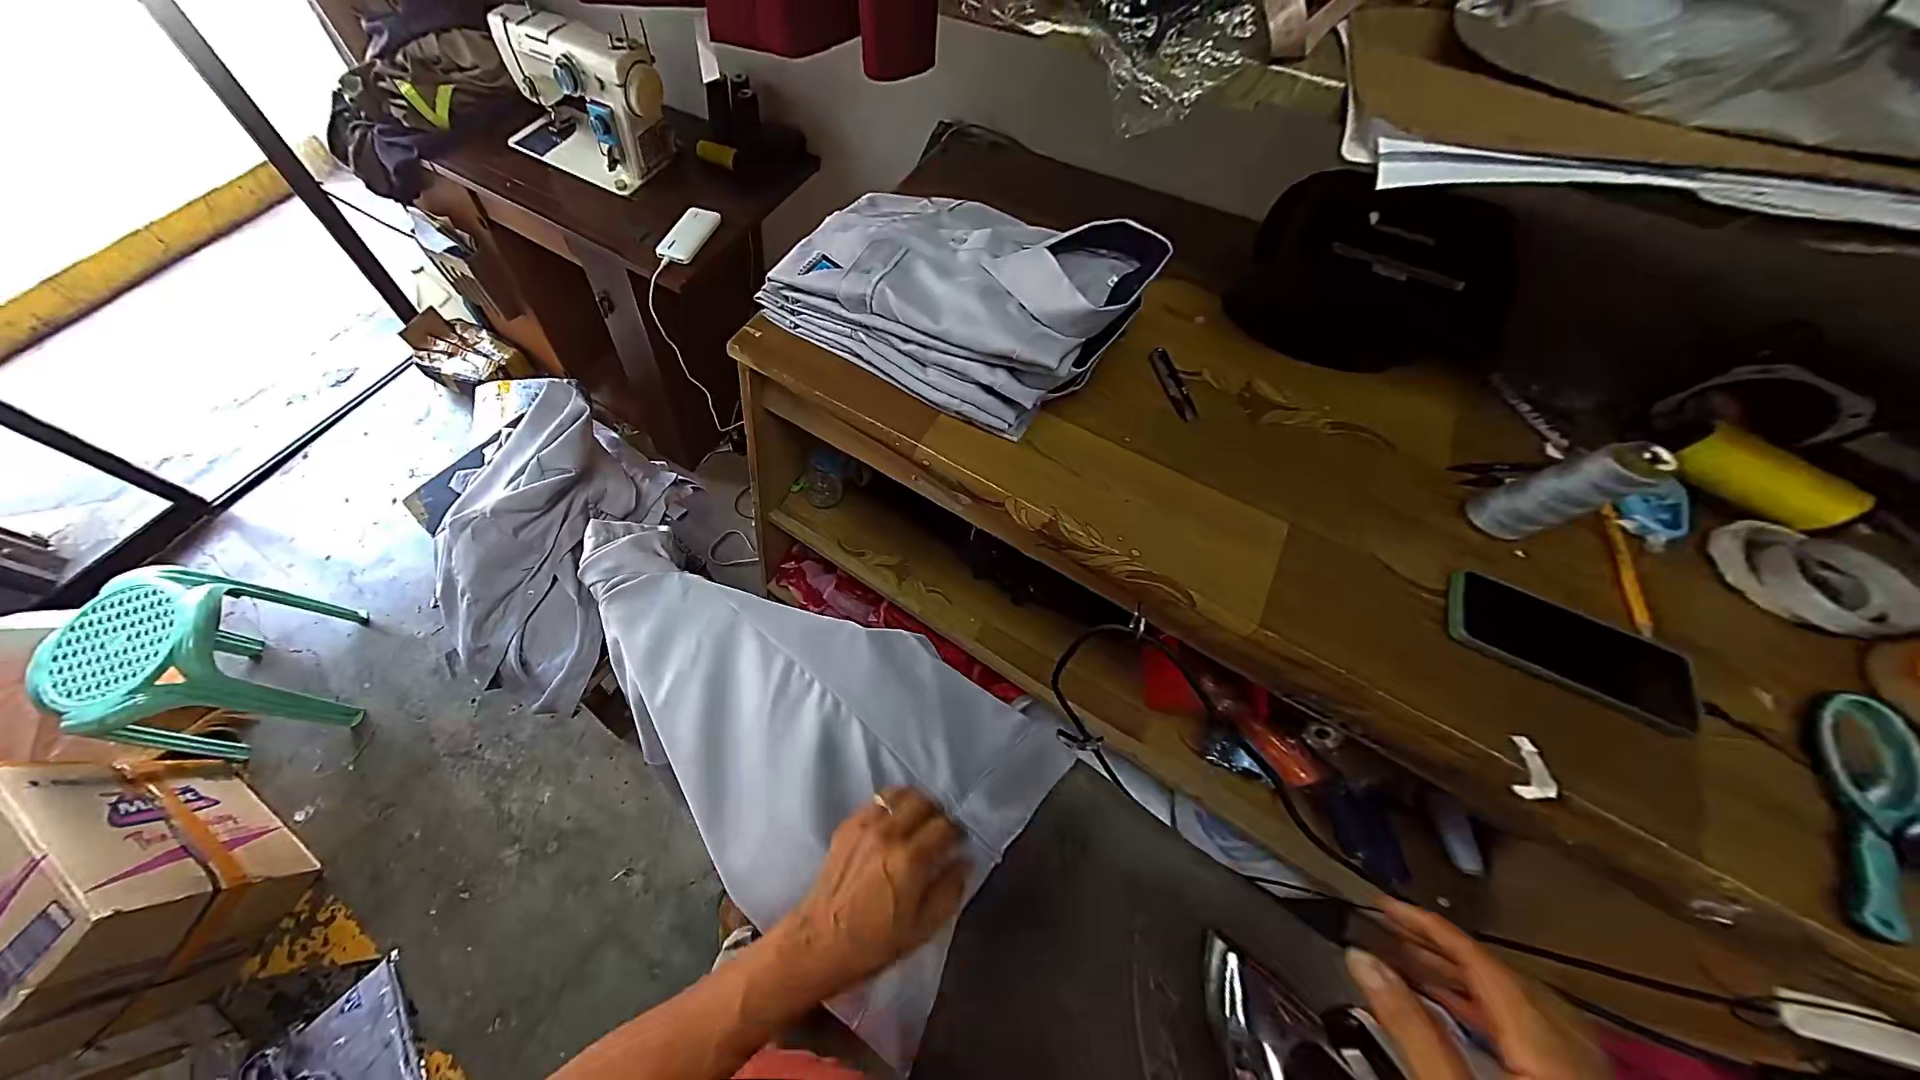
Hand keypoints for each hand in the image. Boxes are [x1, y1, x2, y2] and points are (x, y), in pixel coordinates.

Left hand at [773, 786, 969, 998]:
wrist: (820, 942)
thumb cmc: (874, 942)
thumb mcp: (922, 928)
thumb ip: (949, 891)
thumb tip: (964, 862)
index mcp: (911, 859)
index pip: (946, 826)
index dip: (958, 832)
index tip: (959, 843)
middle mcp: (889, 833)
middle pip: (925, 802)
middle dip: (938, 814)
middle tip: (940, 832)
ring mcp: (865, 825)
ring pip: (900, 794)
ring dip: (915, 803)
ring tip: (918, 821)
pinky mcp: (848, 825)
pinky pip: (877, 800)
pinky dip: (891, 804)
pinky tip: (893, 823)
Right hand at [1346, 899, 1596, 1079]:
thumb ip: (1406, 1025)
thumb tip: (1363, 962)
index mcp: (1546, 1053)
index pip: (1482, 964)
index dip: (1428, 927)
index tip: (1385, 905)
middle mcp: (1573, 1061)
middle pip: (1506, 980)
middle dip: (1442, 949)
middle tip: (1392, 930)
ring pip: (1523, 1006)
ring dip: (1464, 979)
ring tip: (1413, 965)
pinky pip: (1533, 1035)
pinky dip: (1487, 1012)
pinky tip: (1455, 1016)